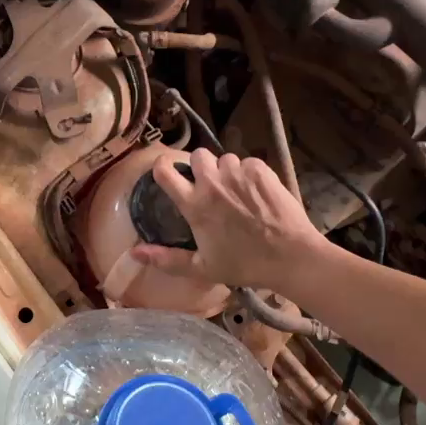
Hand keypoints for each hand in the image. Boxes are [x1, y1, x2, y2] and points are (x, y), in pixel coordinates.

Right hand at [134, 149, 330, 288]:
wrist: (292, 258)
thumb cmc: (245, 265)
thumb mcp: (202, 268)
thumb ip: (166, 259)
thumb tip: (134, 253)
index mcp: (194, 205)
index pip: (164, 171)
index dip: (162, 167)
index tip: (167, 172)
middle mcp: (212, 183)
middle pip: (197, 156)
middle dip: (202, 168)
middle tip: (212, 187)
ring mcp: (237, 174)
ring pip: (225, 159)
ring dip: (228, 172)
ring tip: (238, 192)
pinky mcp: (260, 170)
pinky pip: (248, 162)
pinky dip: (250, 174)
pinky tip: (258, 193)